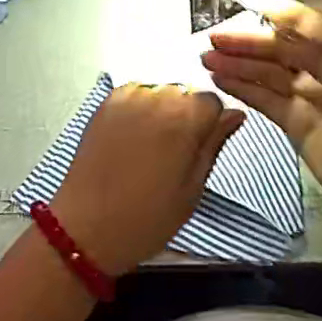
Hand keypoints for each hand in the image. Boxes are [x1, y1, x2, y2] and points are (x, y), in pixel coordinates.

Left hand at [51, 84, 244, 275]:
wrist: (85, 229)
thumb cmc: (146, 218)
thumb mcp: (193, 188)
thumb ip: (214, 144)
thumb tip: (235, 115)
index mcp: (186, 119)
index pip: (214, 101)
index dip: (210, 124)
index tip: (198, 149)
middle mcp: (158, 98)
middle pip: (186, 93)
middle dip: (186, 115)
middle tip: (173, 153)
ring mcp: (129, 97)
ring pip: (160, 92)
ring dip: (162, 110)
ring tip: (149, 148)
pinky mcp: (106, 103)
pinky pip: (136, 94)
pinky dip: (140, 109)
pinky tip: (132, 138)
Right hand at [200, 0, 321, 230]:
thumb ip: (317, 56)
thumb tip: (281, 33)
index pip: (306, 23)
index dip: (275, 8)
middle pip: (282, 49)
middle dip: (248, 41)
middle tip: (212, 38)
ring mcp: (313, 101)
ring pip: (270, 75)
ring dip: (241, 65)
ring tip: (206, 58)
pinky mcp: (301, 128)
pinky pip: (269, 102)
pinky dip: (245, 90)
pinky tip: (222, 80)